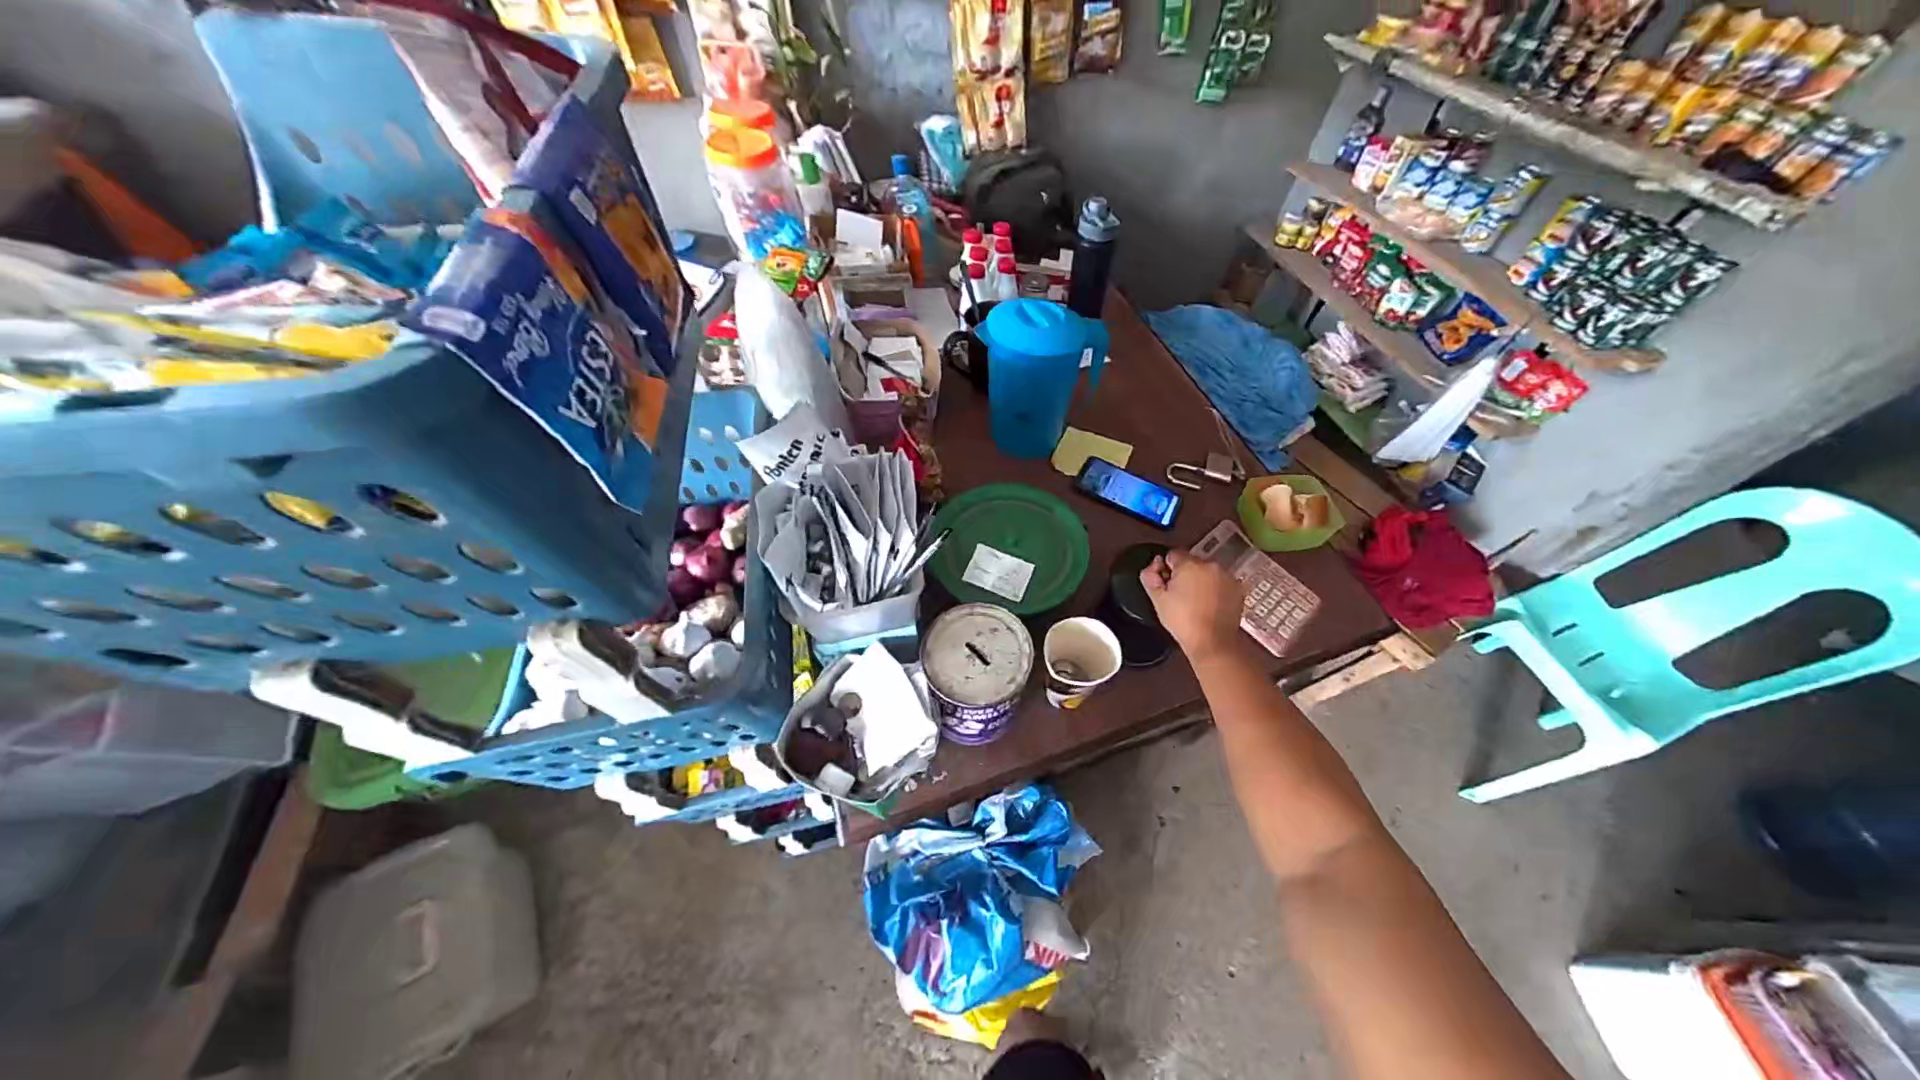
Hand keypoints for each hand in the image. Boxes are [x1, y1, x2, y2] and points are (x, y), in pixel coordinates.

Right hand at [1140, 549, 1243, 660]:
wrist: (1212, 642)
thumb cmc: (1184, 621)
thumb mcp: (1157, 600)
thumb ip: (1149, 576)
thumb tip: (1152, 566)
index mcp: (1189, 565)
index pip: (1173, 555)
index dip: (1166, 569)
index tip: (1166, 584)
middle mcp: (1210, 566)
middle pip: (1191, 563)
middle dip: (1185, 575)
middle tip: (1179, 596)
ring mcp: (1226, 577)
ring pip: (1207, 573)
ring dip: (1201, 582)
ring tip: (1195, 603)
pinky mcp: (1237, 589)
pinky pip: (1221, 583)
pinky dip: (1215, 590)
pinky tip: (1208, 606)